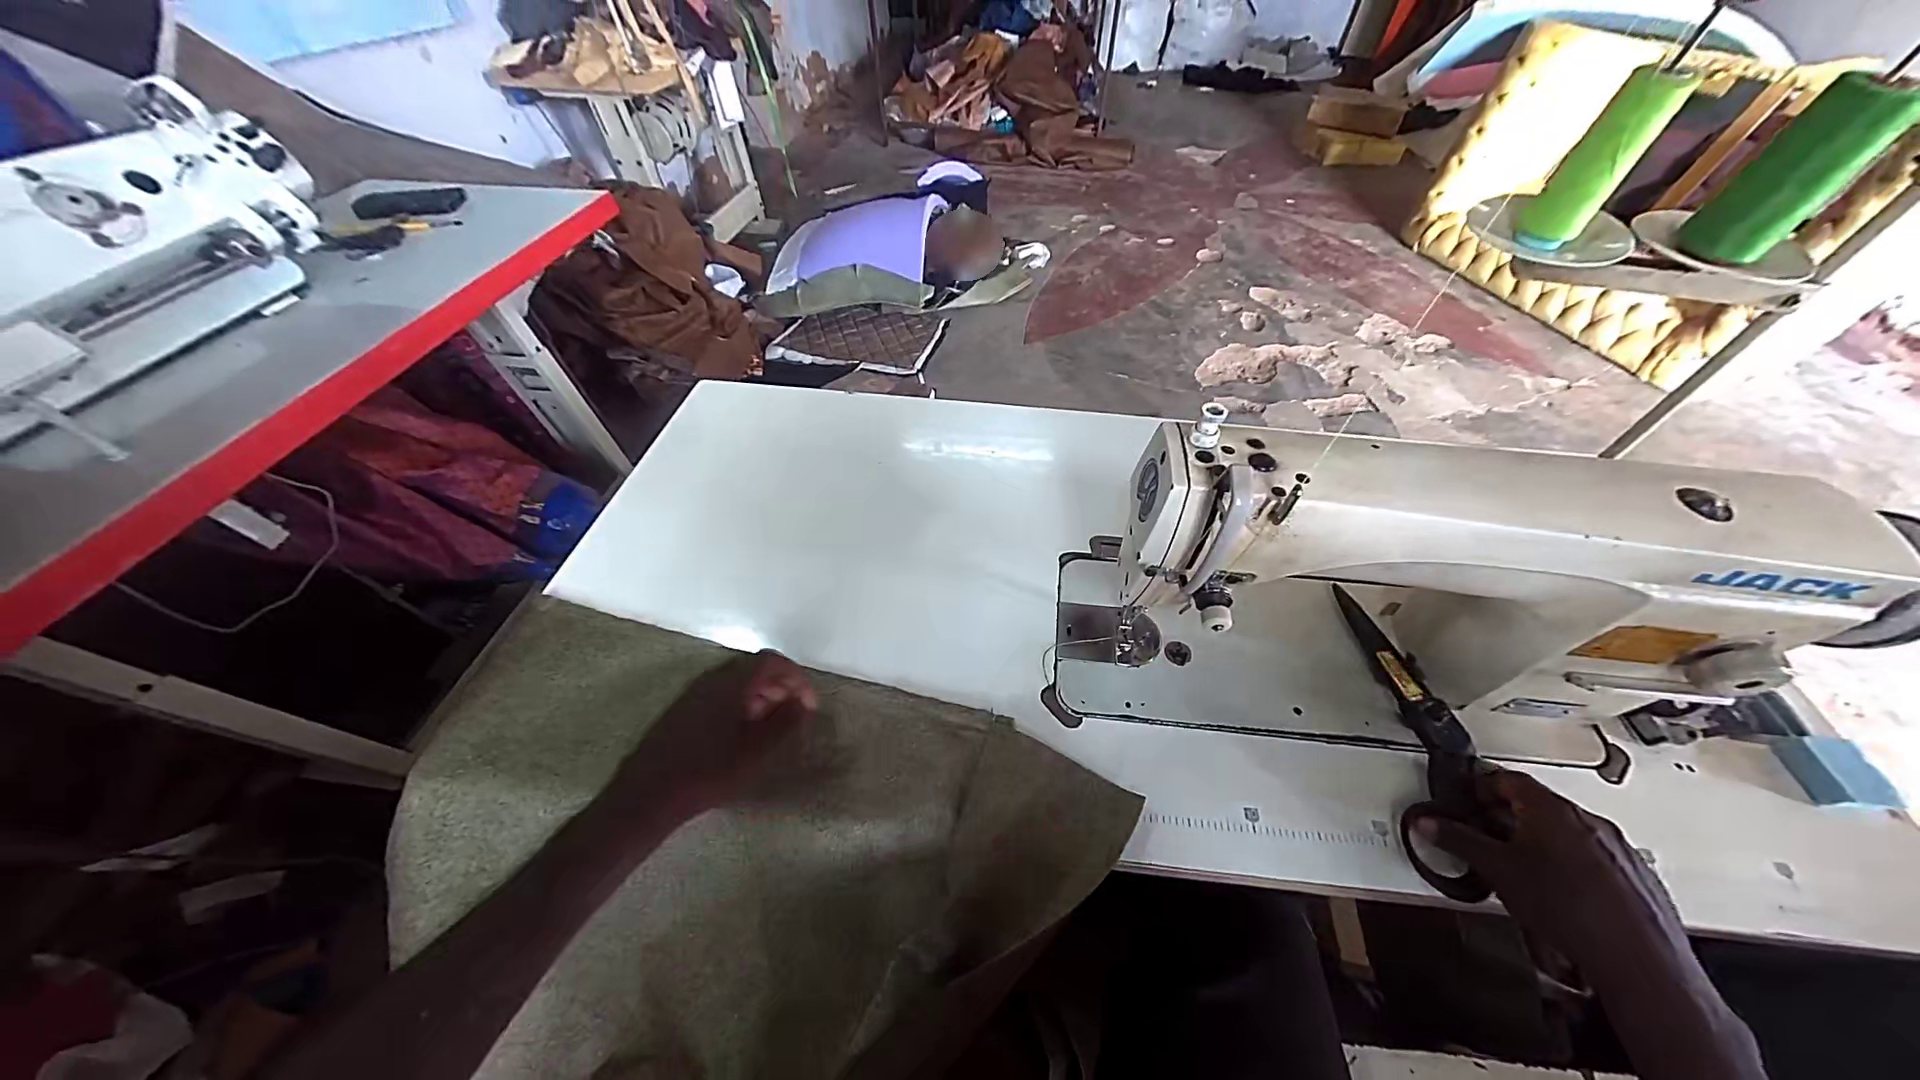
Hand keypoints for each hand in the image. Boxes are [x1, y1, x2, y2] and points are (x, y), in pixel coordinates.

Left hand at [607, 650, 817, 818]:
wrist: (649, 795)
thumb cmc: (709, 771)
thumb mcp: (758, 750)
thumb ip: (786, 722)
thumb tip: (802, 703)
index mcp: (732, 682)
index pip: (772, 661)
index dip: (796, 678)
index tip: (808, 703)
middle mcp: (712, 679)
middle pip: (754, 668)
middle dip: (780, 686)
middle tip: (794, 714)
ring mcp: (694, 694)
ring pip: (737, 682)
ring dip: (761, 696)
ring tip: (772, 727)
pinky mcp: (682, 711)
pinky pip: (720, 695)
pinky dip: (741, 705)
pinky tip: (743, 735)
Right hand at [1413, 770, 1690, 980]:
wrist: (1636, 963)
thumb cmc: (1573, 912)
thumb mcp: (1495, 869)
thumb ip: (1457, 839)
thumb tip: (1430, 824)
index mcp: (1553, 810)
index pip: (1508, 778)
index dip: (1480, 785)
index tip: (1467, 797)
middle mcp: (1590, 823)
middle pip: (1537, 804)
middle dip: (1505, 815)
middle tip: (1483, 831)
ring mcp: (1618, 851)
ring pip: (1565, 832)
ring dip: (1536, 841)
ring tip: (1516, 867)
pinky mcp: (1636, 880)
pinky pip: (1591, 858)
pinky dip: (1566, 865)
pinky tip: (1554, 893)